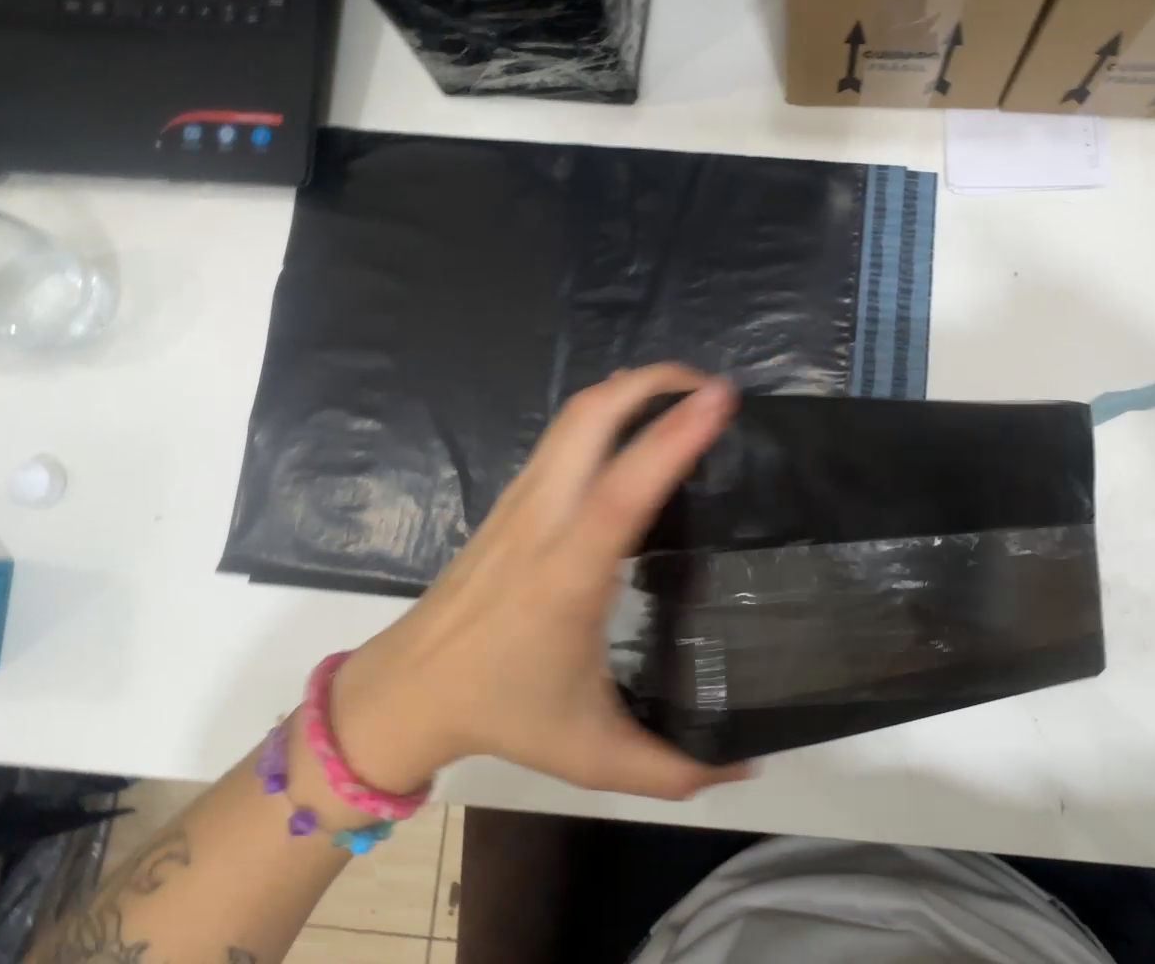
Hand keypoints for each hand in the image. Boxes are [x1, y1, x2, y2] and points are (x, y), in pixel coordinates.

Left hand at [325, 365, 751, 800]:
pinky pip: (561, 435)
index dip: (671, 438)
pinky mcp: (509, 500)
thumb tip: (749, 767)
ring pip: (572, 418)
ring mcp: (520, 503)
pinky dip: (605, 413)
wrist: (405, 691)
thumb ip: (674, 770)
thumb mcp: (594, 755)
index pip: (622, 490)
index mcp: (568, 577)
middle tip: (711, 386)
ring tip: (684, 394)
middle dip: (652, 383)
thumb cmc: (503, 714)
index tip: (720, 398)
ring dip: (628, 391)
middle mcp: (542, 522)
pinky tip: (635, 429)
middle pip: (588, 420)